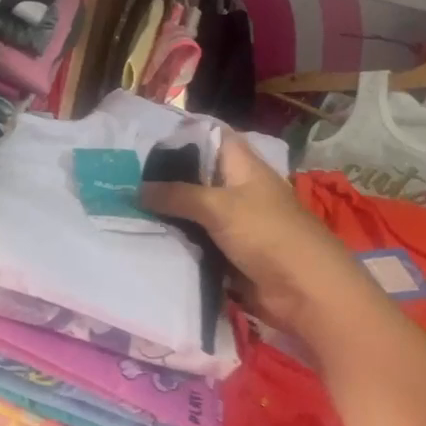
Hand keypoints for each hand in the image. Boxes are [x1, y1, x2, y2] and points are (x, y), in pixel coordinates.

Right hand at [140, 132, 371, 334]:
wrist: (305, 292)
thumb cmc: (268, 234)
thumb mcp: (219, 206)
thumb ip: (176, 195)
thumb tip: (136, 190)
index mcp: (242, 165)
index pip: (211, 136)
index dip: (181, 134)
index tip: (142, 137)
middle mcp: (236, 188)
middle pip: (195, 174)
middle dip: (163, 176)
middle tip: (120, 175)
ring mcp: (232, 221)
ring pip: (191, 209)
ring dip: (165, 211)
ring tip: (122, 204)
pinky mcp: (227, 251)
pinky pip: (194, 239)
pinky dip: (174, 238)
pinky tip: (142, 235)